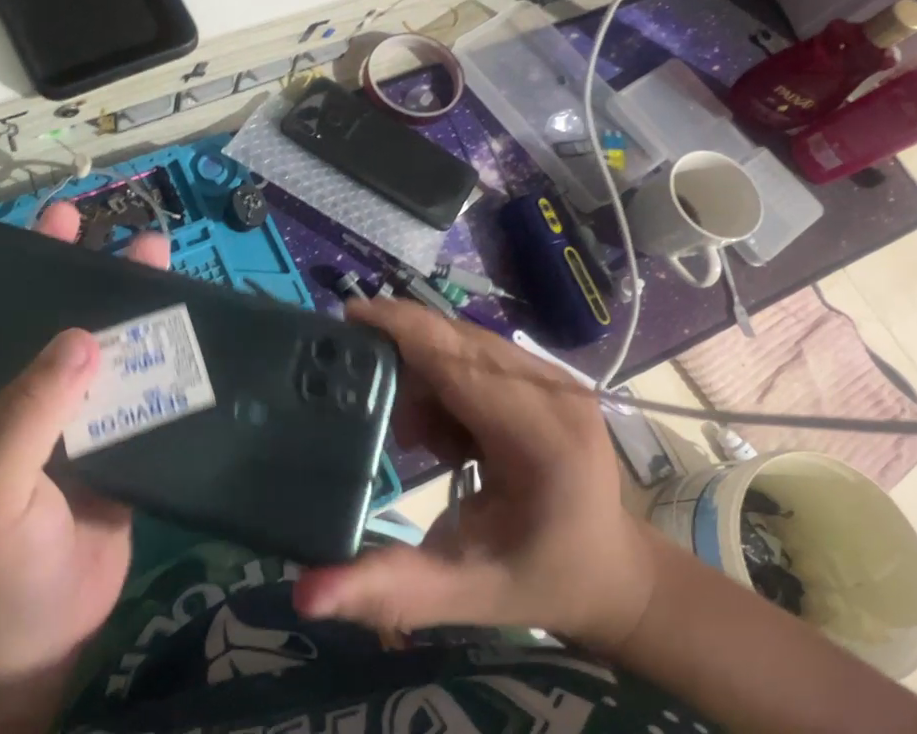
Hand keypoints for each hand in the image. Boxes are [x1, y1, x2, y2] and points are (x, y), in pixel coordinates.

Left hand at [0, 203, 168, 726]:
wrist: (37, 644)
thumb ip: (27, 412)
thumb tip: (80, 338)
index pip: (8, 320)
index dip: (33, 268)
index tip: (63, 220)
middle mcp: (32, 406)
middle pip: (68, 329)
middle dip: (96, 279)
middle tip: (134, 238)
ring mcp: (81, 432)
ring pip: (114, 361)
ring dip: (139, 318)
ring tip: (166, 268)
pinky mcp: (123, 459)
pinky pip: (146, 405)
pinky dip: (167, 372)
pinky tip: (193, 340)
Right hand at [293, 298, 657, 650]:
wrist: (609, 573)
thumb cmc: (537, 581)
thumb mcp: (462, 594)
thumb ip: (389, 590)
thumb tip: (307, 595)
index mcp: (541, 439)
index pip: (458, 360)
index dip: (400, 331)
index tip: (343, 321)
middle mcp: (557, 393)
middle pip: (456, 343)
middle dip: (405, 363)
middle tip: (385, 423)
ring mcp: (559, 379)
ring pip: (464, 343)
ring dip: (425, 375)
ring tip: (421, 440)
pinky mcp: (552, 377)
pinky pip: (480, 353)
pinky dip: (447, 379)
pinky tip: (449, 432)